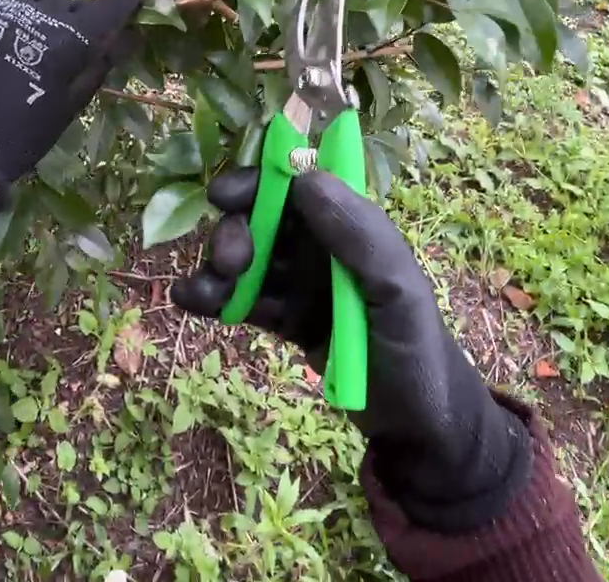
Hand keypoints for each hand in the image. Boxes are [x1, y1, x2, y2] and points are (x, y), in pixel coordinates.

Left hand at [0, 0, 139, 212]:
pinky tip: (5, 6)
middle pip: (66, 2)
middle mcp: (31, 10)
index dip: (123, 5)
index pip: (109, 8)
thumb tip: (133, 36)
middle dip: (74, 16)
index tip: (132, 2)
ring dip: (40, 1)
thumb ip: (101, 64)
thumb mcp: (68, 106)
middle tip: (67, 39)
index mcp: (67, 39)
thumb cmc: (16, 137)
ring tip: (34, 22)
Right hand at [172, 169, 530, 531]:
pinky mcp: (287, 318)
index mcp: (351, 227)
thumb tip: (307, 178)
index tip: (223, 196)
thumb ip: (358, 235)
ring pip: (248, 258)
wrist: (417, 429)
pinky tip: (191, 302)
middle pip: (263, 219)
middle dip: (235, 232)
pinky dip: (215, 297)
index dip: (257, 181)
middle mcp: (322, 246)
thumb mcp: (396, 291)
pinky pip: (244, 297)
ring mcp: (302, 282)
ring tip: (204, 294)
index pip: (298, 184)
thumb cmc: (414, 351)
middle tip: (229, 263)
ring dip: (218, 268)